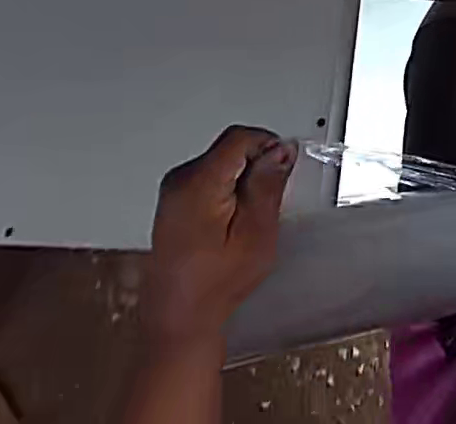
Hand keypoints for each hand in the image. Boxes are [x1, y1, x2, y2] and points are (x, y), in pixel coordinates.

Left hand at [144, 125, 295, 345]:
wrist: (179, 318)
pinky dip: (227, 187)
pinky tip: (230, 221)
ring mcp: (173, 186)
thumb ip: (268, 186)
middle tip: (263, 204)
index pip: (239, 138)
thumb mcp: (256, 236)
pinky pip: (210, 173)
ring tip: (245, 218)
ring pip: (222, 159)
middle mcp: (180, 178)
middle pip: (230, 146)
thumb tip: (281, 149)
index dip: (267, 145)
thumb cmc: (214, 286)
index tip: (282, 167)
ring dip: (242, 177)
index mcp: (197, 184)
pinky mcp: (174, 195)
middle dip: (254, 166)